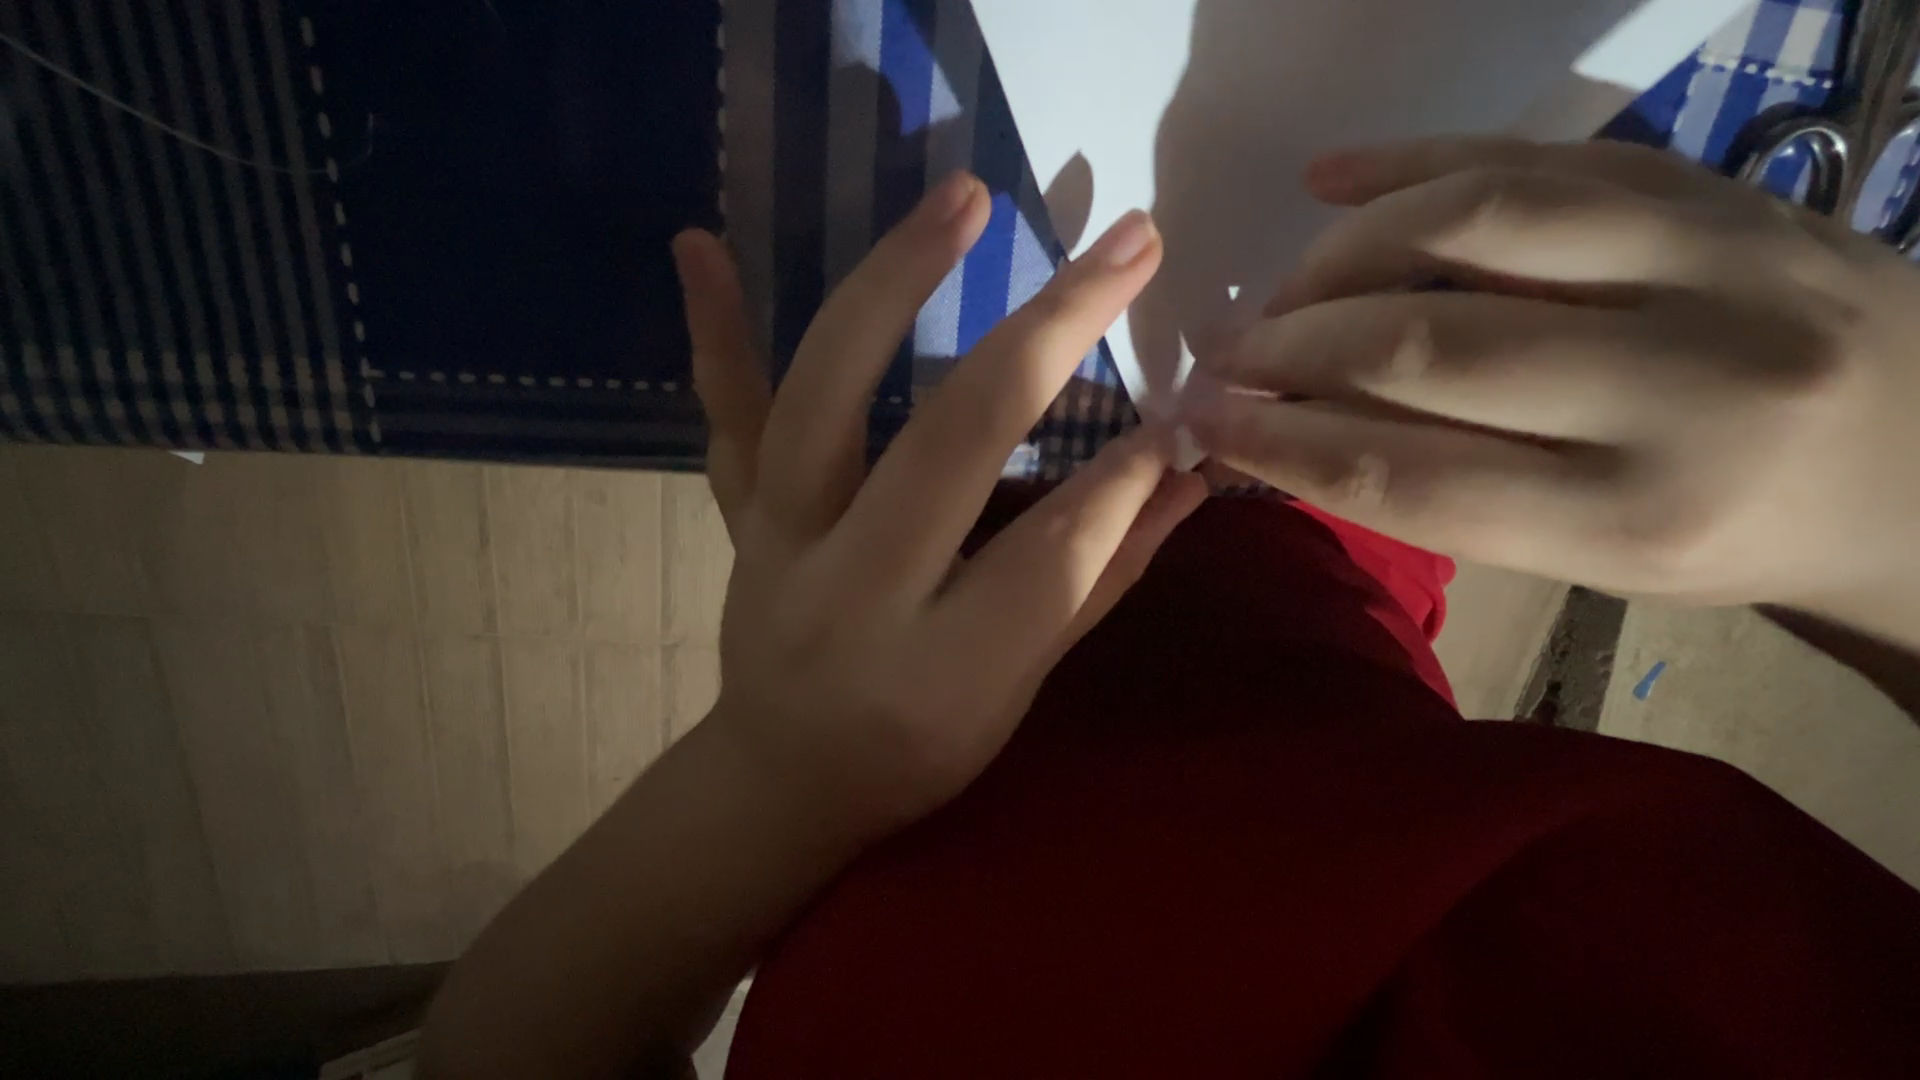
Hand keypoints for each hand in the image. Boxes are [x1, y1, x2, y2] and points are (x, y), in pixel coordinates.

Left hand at [673, 174, 1206, 837]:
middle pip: (952, 442)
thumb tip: (1182, 477)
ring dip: (893, 283)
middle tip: (1126, 244)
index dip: (1126, 475)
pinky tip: (699, 244)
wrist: (780, 779)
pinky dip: (714, 332)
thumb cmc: (913, 754)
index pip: (1054, 550)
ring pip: (825, 396)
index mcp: (939, 673)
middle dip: (1050, 333)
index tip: (1180, 404)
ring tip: (962, 198)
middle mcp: (849, 597)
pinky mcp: (740, 520)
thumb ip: (1095, 583)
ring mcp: (778, 546)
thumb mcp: (1014, 696)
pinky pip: (725, 420)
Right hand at [1185, 136, 1919, 641]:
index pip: (1398, 471)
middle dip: (1288, 349)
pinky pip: (1539, 153)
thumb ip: (1434, 490)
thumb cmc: (1721, 533)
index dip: (1275, 442)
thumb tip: (1286, 426)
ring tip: (1280, 289)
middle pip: (1421, 347)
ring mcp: (1716, 264)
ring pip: (1473, 224)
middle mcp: (1683, 390)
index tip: (1202, 423)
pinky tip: (1330, 178)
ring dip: (1337, 257)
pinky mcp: (1717, 188)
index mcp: (1632, 518)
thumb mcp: (1577, 554)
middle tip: (1220, 355)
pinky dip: (1411, 159)